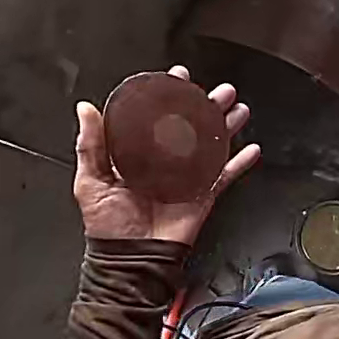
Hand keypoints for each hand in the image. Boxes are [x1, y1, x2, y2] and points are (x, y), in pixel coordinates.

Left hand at [74, 66, 261, 244]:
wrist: (131, 260)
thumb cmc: (108, 228)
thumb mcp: (90, 181)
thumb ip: (90, 145)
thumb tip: (87, 109)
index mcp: (137, 155)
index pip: (156, 119)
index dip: (169, 97)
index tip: (178, 78)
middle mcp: (165, 163)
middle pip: (191, 128)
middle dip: (208, 106)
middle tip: (220, 91)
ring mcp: (186, 179)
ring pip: (211, 146)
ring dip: (226, 127)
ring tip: (238, 109)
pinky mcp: (202, 197)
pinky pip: (224, 177)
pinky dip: (239, 164)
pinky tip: (251, 149)